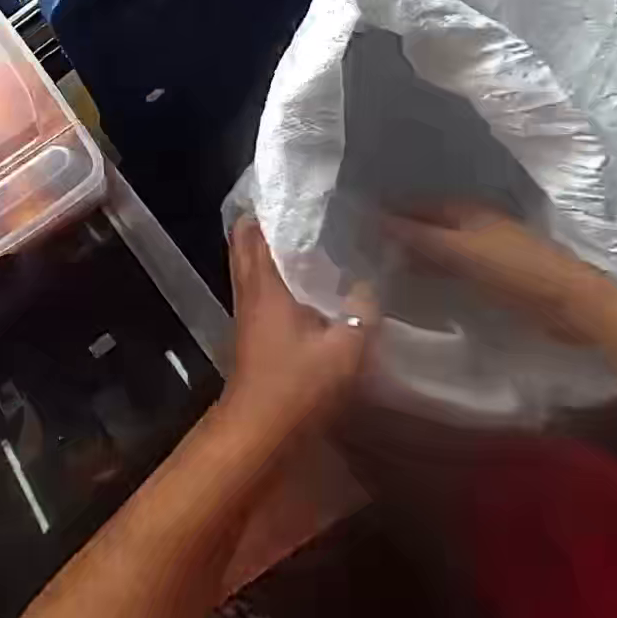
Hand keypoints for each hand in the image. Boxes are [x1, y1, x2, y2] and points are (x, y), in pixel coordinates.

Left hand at [221, 216, 375, 441]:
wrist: (260, 425)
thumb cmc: (297, 383)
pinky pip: (254, 282)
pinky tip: (298, 277)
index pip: (253, 231)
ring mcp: (244, 307)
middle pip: (244, 242)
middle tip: (297, 208)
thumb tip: (372, 279)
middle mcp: (247, 288)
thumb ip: (363, 312)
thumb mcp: (345, 349)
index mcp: (263, 283)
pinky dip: (269, 270)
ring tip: (300, 233)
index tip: (290, 191)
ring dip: (265, 245)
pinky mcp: (249, 325)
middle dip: (263, 221)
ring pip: (246, 262)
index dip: (266, 208)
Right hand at [380, 203, 616, 340]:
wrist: (572, 302)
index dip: (390, 212)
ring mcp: (485, 246)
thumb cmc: (512, 268)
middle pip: (427, 224)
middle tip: (366, 246)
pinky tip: (417, 278)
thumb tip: (375, 217)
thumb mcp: (458, 249)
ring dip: (415, 252)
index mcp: (466, 208)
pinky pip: (451, 263)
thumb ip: (416, 235)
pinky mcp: (494, 271)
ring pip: (439, 244)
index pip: (416, 205)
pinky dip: (432, 268)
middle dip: (400, 232)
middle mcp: (474, 222)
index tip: (359, 224)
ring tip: (384, 263)